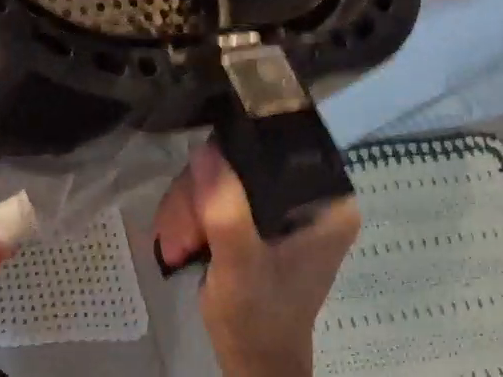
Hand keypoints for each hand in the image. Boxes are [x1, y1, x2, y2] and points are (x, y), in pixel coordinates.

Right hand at [152, 143, 359, 376]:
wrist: (252, 363)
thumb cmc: (257, 319)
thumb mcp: (240, 266)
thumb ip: (226, 212)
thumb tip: (206, 151)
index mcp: (325, 202)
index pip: (269, 148)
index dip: (226, 164)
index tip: (198, 203)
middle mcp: (306, 195)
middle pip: (234, 161)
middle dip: (196, 198)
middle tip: (182, 235)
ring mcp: (278, 205)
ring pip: (215, 174)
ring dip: (185, 209)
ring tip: (177, 244)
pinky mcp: (256, 215)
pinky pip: (210, 191)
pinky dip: (188, 215)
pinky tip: (181, 241)